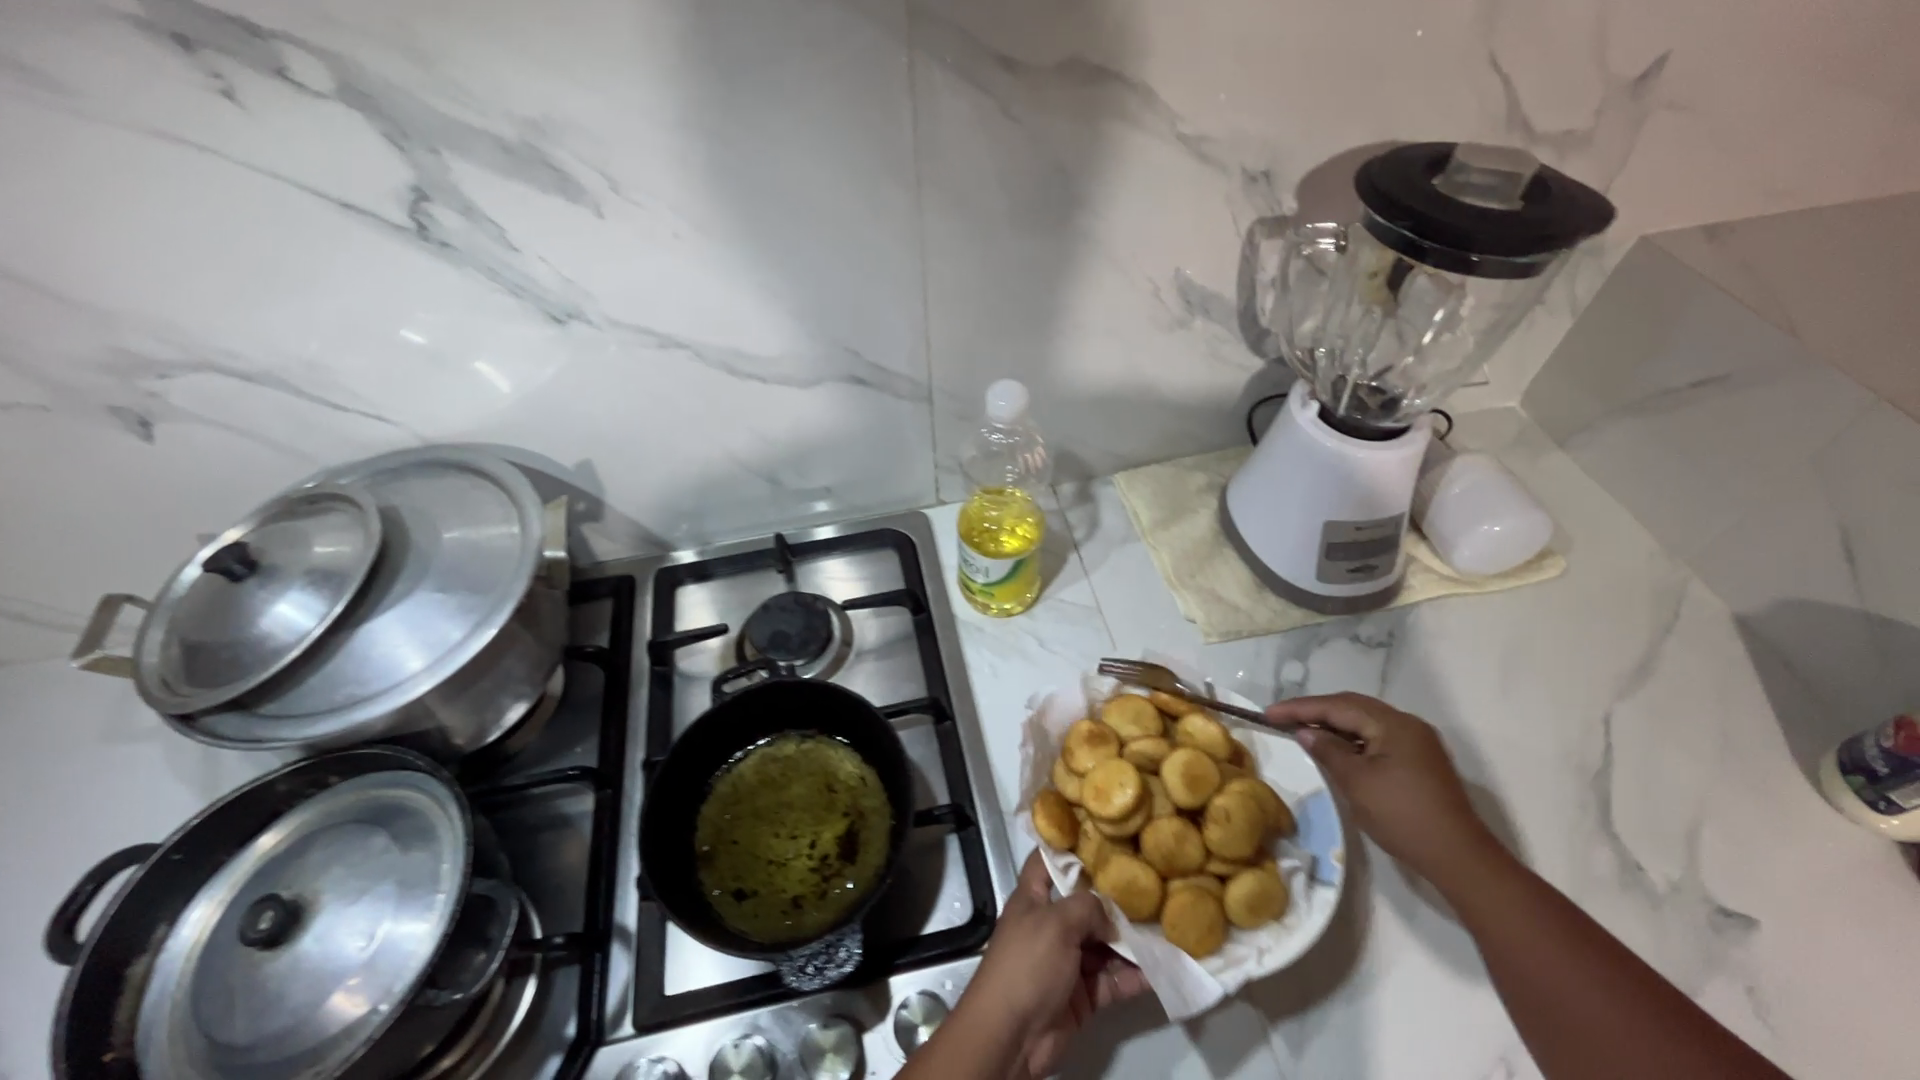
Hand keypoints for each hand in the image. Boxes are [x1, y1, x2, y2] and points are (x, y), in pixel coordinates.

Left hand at [962, 852, 1150, 1078]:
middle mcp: (1051, 927)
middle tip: (1155, 886)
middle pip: (1086, 906)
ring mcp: (1068, 962)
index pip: (1047, 864)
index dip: (1069, 848)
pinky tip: (1164, 968)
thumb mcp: (1054, 923)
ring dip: (1133, 941)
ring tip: (1169, 927)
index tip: (1102, 837)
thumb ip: (1087, 908)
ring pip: (1105, 944)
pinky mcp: (1083, 995)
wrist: (1012, 1036)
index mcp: (1032, 901)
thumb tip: (1110, 916)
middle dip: (1117, 900)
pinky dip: (1137, 977)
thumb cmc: (1027, 966)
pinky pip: (1115, 981)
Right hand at [1266, 692, 1503, 883]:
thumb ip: (1328, 751)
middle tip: (1282, 718)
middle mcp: (1407, 724)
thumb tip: (1306, 732)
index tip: (1268, 713)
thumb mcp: (1356, 782)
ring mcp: (1416, 742)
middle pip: (1353, 707)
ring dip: (1333, 725)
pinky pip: (1377, 738)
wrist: (1457, 855)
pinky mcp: (1419, 760)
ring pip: (1366, 722)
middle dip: (1316, 711)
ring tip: (1302, 731)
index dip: (1300, 708)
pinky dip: (1351, 739)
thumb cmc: (1402, 815)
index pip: (1337, 706)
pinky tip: (1335, 749)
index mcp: (1393, 724)